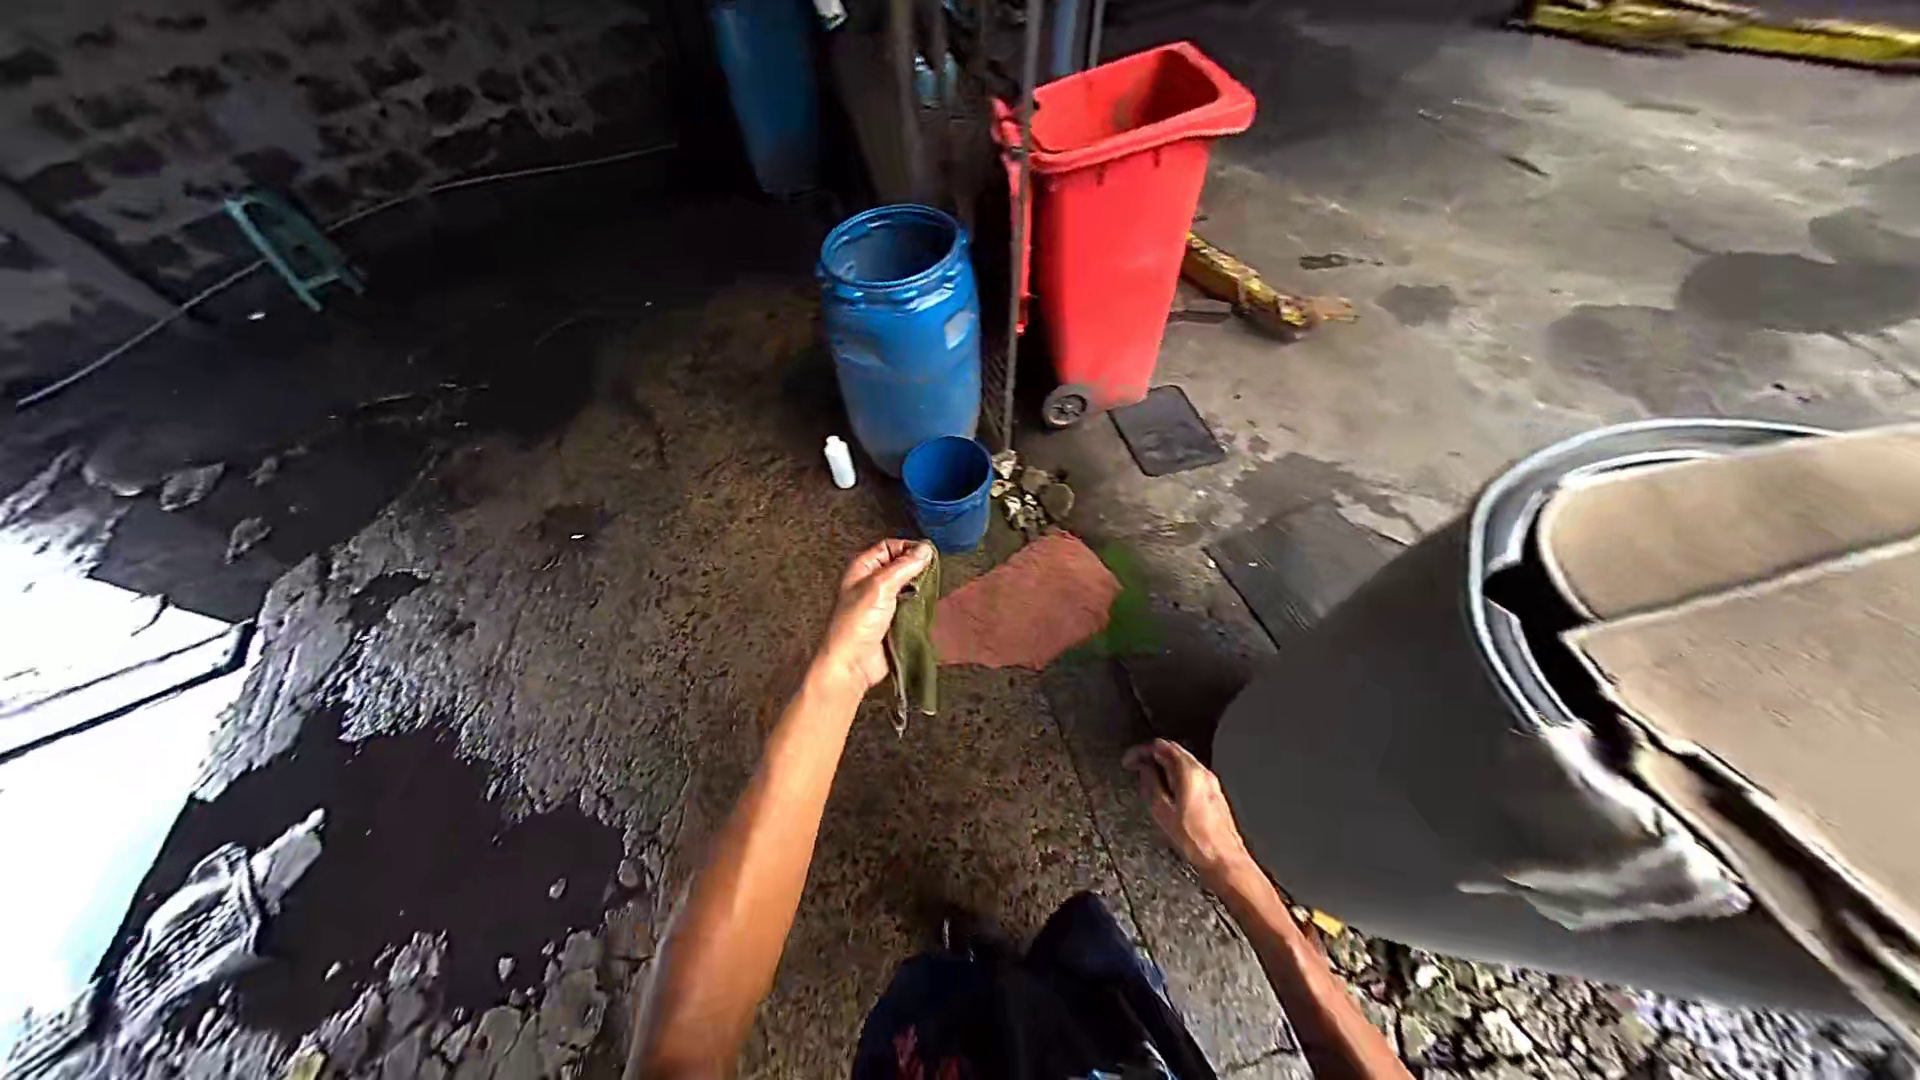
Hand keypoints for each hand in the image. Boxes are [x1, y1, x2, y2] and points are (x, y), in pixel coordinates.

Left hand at [814, 539, 932, 692]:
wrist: (851, 664)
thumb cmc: (853, 626)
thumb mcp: (880, 587)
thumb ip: (903, 566)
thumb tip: (924, 550)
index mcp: (862, 568)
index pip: (890, 546)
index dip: (909, 548)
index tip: (927, 555)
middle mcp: (872, 583)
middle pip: (902, 566)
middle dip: (917, 570)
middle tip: (929, 575)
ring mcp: (883, 602)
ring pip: (909, 587)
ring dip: (920, 590)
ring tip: (927, 593)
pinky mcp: (893, 620)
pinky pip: (912, 607)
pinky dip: (920, 607)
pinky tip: (925, 609)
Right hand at [1124, 738, 1255, 885]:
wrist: (1224, 861)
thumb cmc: (1197, 841)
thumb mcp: (1161, 810)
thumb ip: (1150, 782)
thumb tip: (1144, 769)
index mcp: (1189, 772)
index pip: (1160, 746)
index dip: (1140, 750)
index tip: (1129, 760)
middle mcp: (1203, 773)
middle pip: (1172, 750)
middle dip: (1151, 756)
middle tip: (1136, 767)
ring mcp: (1211, 783)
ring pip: (1181, 763)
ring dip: (1162, 766)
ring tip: (1148, 781)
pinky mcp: (1214, 795)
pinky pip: (1190, 776)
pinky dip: (1174, 776)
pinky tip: (1167, 793)